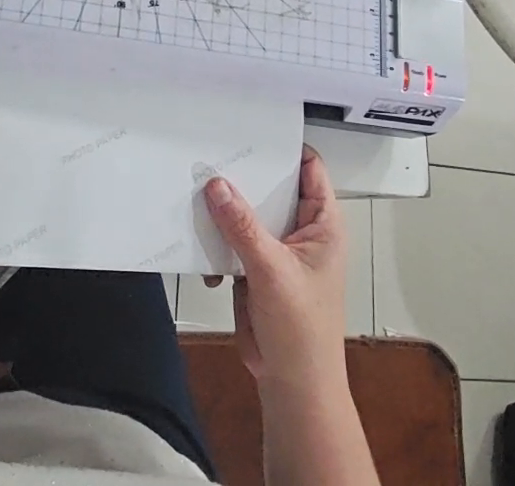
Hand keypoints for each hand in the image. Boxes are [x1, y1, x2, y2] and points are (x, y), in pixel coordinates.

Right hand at [203, 146, 346, 389]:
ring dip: (223, 210)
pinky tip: (197, 244)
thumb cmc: (301, 330)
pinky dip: (215, 241)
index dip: (284, 147)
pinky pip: (231, 240)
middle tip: (208, 155)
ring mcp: (276, 248)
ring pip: (247, 213)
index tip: (250, 130)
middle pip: (271, 188)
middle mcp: (300, 229)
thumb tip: (216, 184)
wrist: (291, 384)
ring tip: (192, 191)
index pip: (308, 168)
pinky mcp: (254, 267)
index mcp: (322, 223)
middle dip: (242, 177)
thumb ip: (242, 226)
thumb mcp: (272, 271)